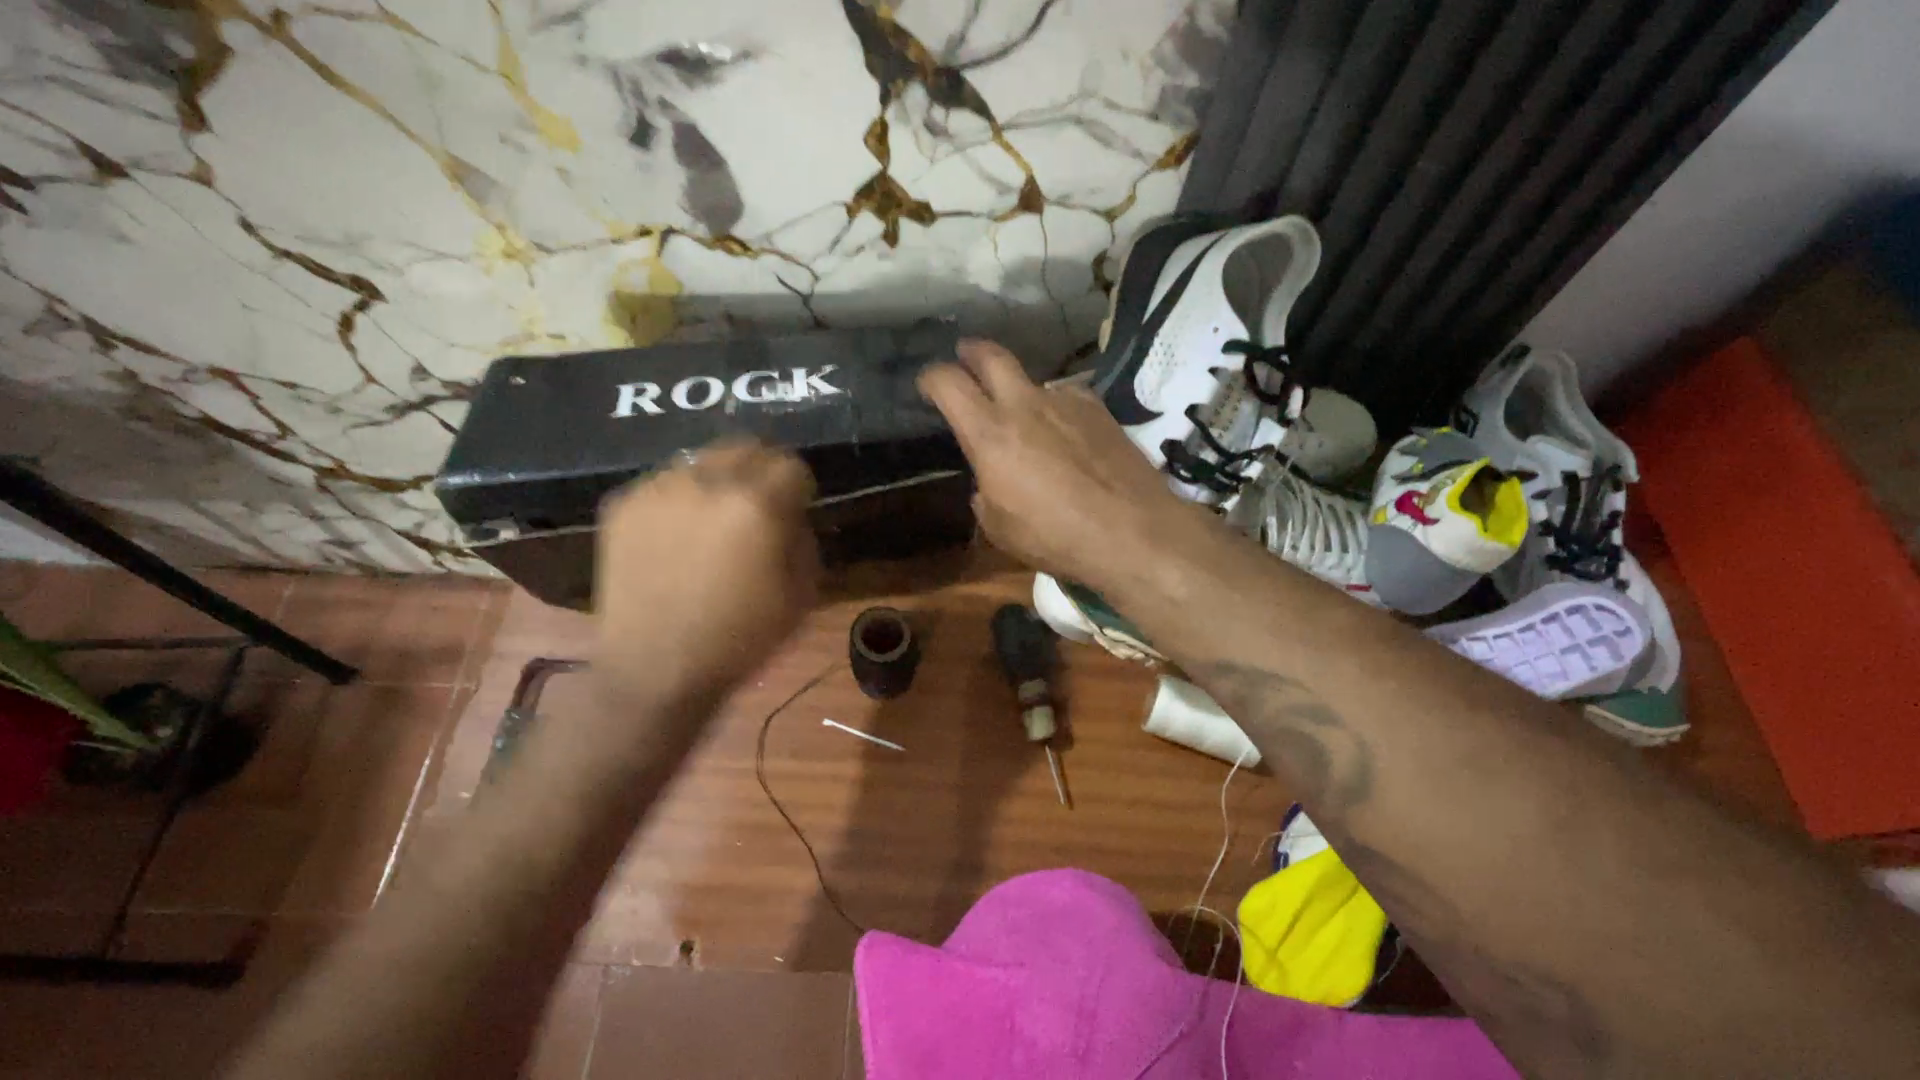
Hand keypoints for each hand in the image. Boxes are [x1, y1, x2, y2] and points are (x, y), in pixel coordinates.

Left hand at [593, 439, 818, 713]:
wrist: (654, 670)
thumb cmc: (739, 640)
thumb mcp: (801, 596)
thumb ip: (803, 540)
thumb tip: (790, 516)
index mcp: (756, 505)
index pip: (790, 465)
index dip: (797, 489)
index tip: (793, 509)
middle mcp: (706, 482)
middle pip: (744, 447)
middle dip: (758, 471)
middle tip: (754, 506)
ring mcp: (657, 489)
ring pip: (700, 462)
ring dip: (715, 482)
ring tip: (710, 521)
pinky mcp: (622, 505)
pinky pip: (662, 485)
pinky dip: (676, 501)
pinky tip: (674, 538)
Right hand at [918, 340, 1199, 589]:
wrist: (1133, 531)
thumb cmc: (1056, 538)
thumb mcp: (1001, 529)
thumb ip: (986, 495)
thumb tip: (989, 484)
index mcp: (990, 434)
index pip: (948, 383)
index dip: (931, 377)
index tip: (926, 383)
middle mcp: (1026, 405)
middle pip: (992, 356)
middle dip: (973, 351)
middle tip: (965, 354)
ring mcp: (1067, 402)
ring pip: (1035, 381)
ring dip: (1022, 391)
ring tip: (1025, 414)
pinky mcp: (1100, 410)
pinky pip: (1067, 398)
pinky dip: (1057, 409)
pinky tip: (1066, 433)